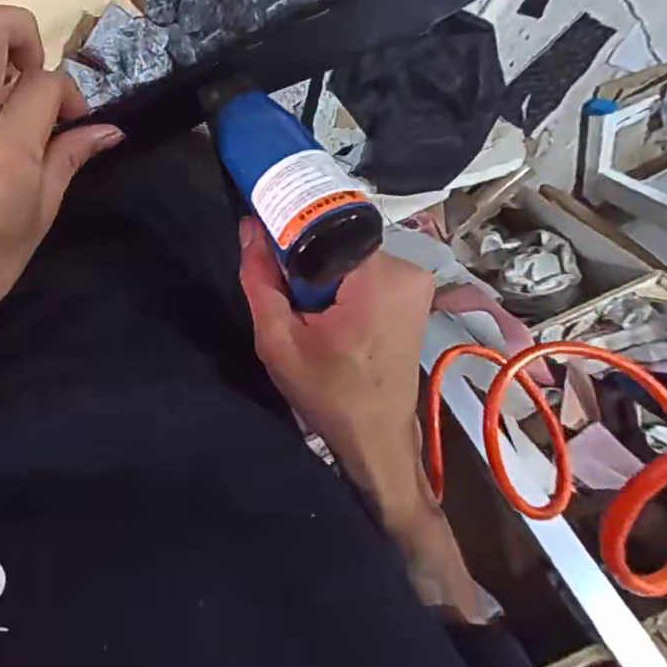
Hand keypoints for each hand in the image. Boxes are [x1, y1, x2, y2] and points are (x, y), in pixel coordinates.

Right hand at [237, 218, 435, 516]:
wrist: (377, 438)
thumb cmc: (330, 395)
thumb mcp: (279, 342)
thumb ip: (260, 279)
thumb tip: (248, 227)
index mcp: (380, 276)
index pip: (326, 230)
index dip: (292, 239)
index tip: (269, 255)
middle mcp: (408, 268)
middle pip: (339, 243)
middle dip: (309, 265)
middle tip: (292, 299)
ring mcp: (417, 281)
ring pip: (351, 256)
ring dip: (326, 277)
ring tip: (311, 312)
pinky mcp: (416, 293)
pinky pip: (368, 271)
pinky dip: (345, 286)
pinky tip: (332, 315)